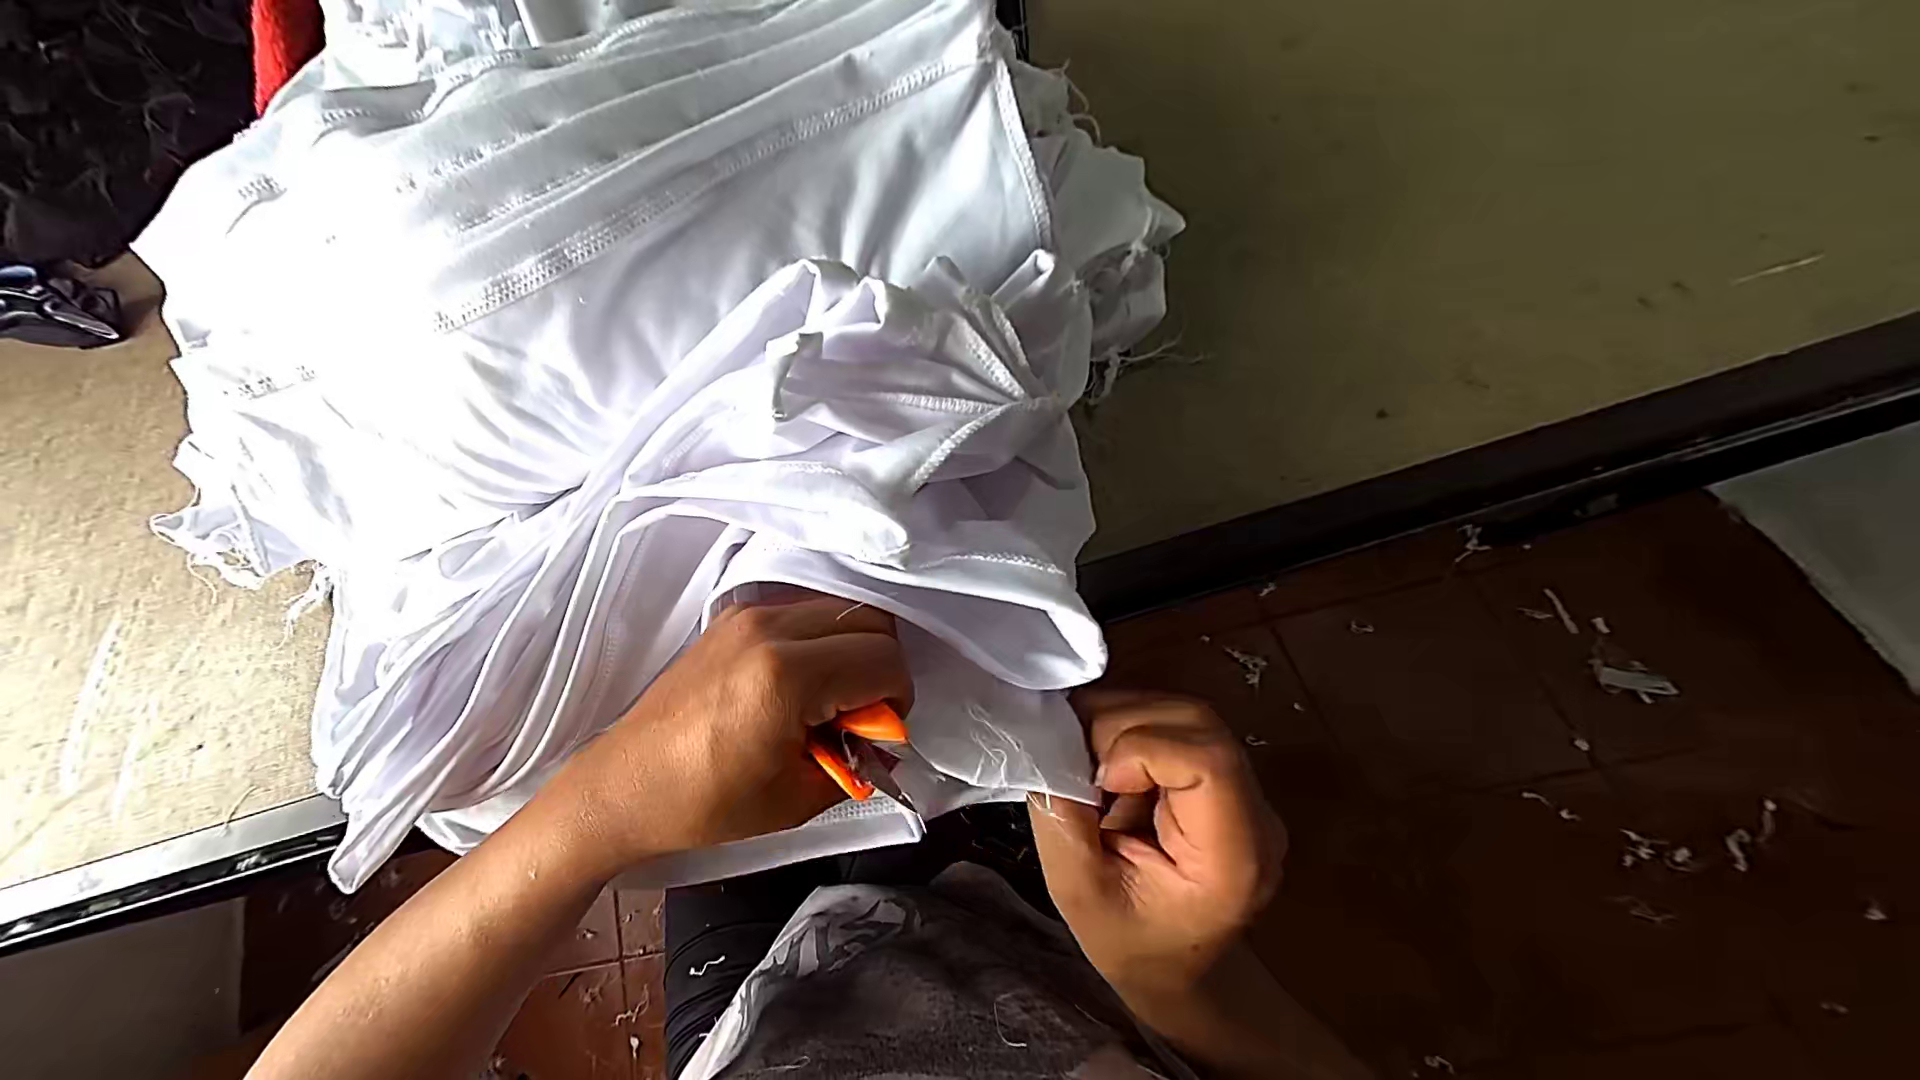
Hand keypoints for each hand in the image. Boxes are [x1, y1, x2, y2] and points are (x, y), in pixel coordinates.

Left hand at [543, 590, 912, 874]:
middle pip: (872, 620)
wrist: (623, 784)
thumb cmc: (705, 802)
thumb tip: (885, 733)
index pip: (884, 661)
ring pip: (843, 606)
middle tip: (860, 711)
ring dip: (855, 646)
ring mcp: (751, 611)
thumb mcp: (798, 797)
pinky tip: (805, 677)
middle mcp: (771, 627)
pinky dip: (826, 635)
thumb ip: (858, 760)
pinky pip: (808, 607)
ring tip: (830, 694)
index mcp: (786, 676)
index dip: (897, 697)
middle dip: (882, 666)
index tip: (878, 729)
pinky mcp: (737, 611)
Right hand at [1028, 689, 1286, 1014]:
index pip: (1208, 760)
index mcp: (1233, 856)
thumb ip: (1061, 815)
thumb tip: (1048, 742)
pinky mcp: (1219, 771)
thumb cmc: (1129, 942)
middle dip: (1122, 725)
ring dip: (1121, 720)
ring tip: (1089, 763)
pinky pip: (1173, 720)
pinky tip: (1106, 759)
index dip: (1142, 748)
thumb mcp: (1078, 890)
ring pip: (1182, 712)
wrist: (1172, 962)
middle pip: (1196, 723)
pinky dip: (1126, 723)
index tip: (1099, 780)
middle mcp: (1253, 812)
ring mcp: (1243, 787)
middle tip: (1080, 762)